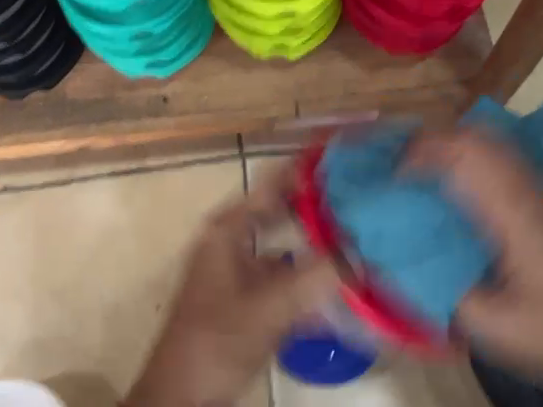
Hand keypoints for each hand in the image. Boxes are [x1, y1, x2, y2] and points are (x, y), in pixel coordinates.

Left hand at [126, 166, 342, 406]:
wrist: (181, 398)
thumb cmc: (216, 339)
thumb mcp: (269, 307)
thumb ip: (317, 278)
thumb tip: (362, 252)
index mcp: (227, 230)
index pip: (271, 185)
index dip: (303, 170)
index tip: (342, 160)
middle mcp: (231, 243)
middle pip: (280, 214)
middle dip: (317, 210)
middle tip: (360, 203)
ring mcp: (237, 274)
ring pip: (284, 249)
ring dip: (316, 249)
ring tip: (359, 243)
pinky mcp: (245, 303)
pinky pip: (283, 282)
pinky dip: (308, 283)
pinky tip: (341, 294)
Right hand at [409, 128, 542, 394]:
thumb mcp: (503, 330)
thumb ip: (449, 295)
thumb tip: (404, 266)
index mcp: (515, 213)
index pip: (463, 156)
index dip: (420, 156)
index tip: (390, 178)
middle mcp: (527, 189)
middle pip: (474, 136)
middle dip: (428, 141)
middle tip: (396, 168)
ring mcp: (539, 190)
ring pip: (488, 141)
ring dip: (447, 144)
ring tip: (415, 169)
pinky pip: (499, 158)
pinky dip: (467, 155)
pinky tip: (450, 182)